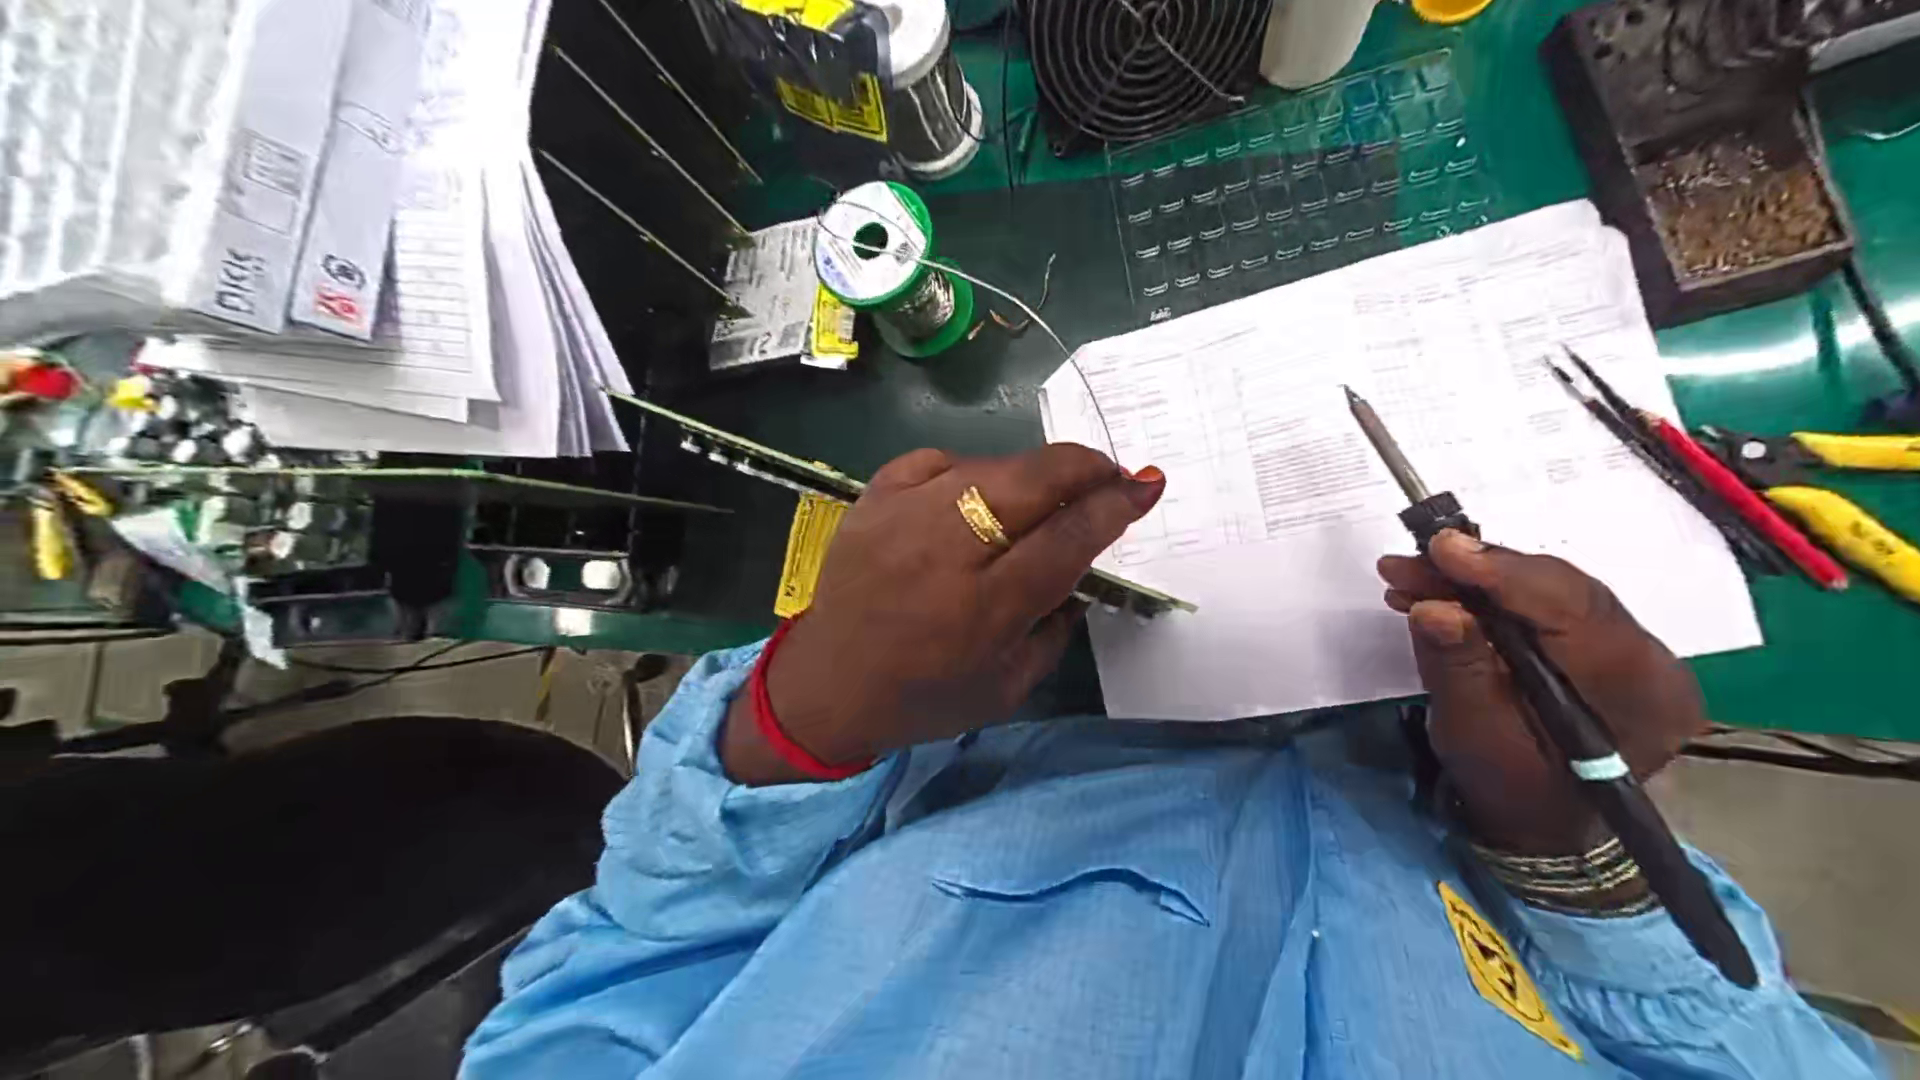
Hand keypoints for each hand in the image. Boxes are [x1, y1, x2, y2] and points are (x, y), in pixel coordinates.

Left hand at [721, 445, 1165, 784]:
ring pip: (990, 465)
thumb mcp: (1008, 686)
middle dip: (1085, 468)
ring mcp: (902, 516)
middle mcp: (943, 554)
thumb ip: (1057, 625)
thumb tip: (1085, 563)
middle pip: (1031, 482)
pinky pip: (938, 461)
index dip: (1114, 506)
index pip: (1066, 539)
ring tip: (1046, 494)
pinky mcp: (872, 498)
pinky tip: (976, 494)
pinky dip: (970, 472)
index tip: (1144, 487)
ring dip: (1033, 472)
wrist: (827, 685)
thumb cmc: (924, 698)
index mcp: (983, 611)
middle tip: (1108, 476)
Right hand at [1377, 530, 1707, 855]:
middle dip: (1476, 570)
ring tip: (1408, 577)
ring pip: (1549, 591)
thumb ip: (1457, 666)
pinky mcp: (1603, 649)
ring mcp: (1633, 653)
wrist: (1541, 823)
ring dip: (1473, 580)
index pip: (1573, 608)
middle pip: (1561, 591)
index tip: (1442, 548)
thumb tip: (1434, 608)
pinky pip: (1545, 606)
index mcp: (1638, 691)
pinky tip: (1439, 596)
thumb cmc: (1508, 785)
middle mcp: (1652, 663)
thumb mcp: (1472, 731)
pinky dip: (1488, 596)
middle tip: (1407, 563)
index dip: (1503, 571)